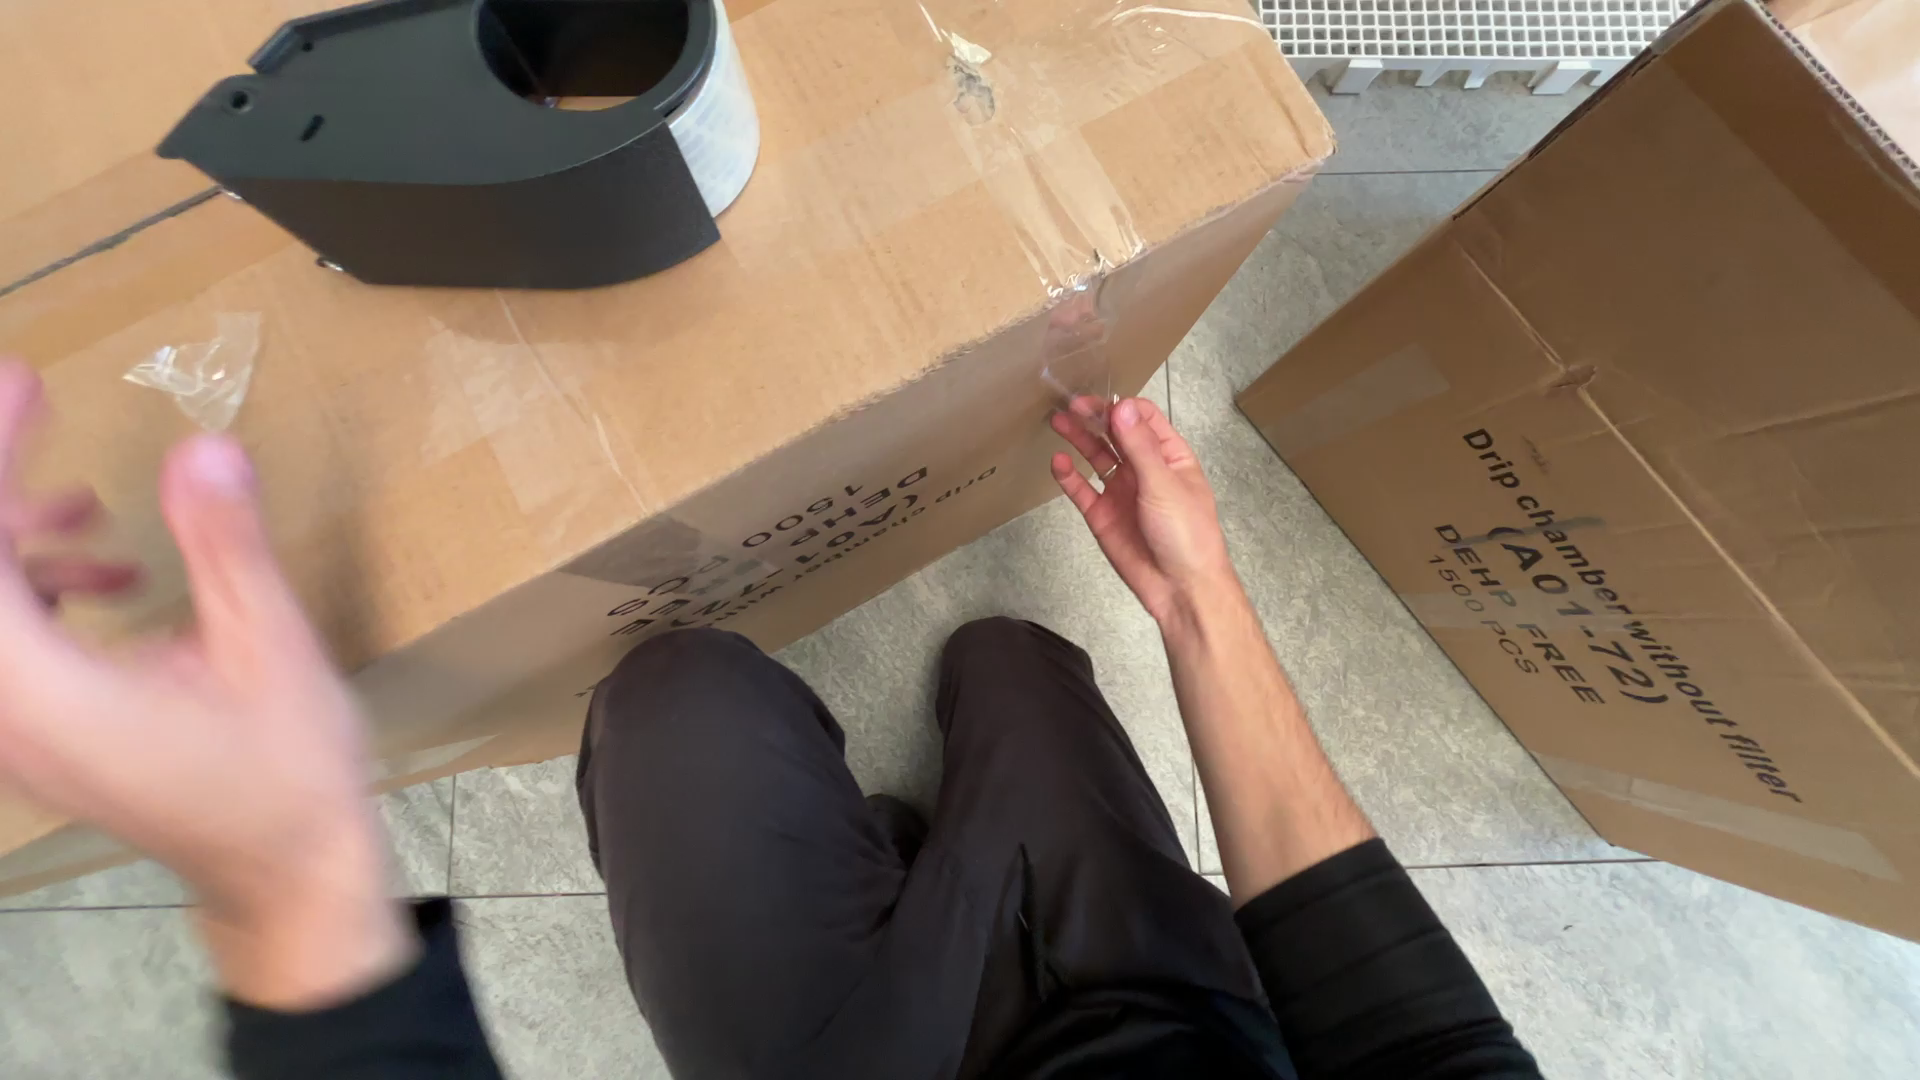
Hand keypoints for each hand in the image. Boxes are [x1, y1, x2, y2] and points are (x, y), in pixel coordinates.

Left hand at [0, 361, 410, 1008]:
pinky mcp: (25, 732)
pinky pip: (0, 643)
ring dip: (12, 545)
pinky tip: (112, 584)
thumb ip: (227, 549)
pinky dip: (35, 593)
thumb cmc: (289, 765)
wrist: (284, 861)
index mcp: (30, 690)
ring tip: (99, 517)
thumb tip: (207, 447)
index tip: (21, 385)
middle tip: (36, 417)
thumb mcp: (272, 649)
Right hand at [1050, 397, 1238, 629]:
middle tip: (1071, 405)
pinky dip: (1068, 476)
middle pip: (1115, 434)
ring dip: (1079, 439)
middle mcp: (1143, 469)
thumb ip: (1139, 446)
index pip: (1143, 419)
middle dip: (1095, 418)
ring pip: (1096, 457)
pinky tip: (1057, 462)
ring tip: (1057, 421)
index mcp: (1169, 456)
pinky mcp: (1102, 514)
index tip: (1101, 404)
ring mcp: (1121, 491)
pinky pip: (1082, 490)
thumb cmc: (1187, 532)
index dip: (1122, 408)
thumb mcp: (1164, 484)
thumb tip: (1121, 406)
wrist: (1180, 587)